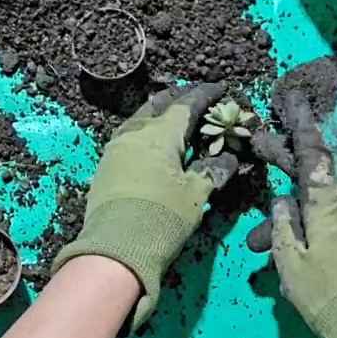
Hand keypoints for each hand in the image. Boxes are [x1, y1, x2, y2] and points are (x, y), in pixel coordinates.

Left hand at [51, 82, 236, 327]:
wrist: (115, 248)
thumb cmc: (162, 216)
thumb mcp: (196, 194)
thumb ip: (213, 170)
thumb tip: (229, 158)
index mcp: (160, 132)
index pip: (187, 103)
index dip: (206, 95)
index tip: (221, 89)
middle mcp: (135, 131)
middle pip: (160, 104)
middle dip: (181, 98)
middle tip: (199, 100)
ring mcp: (117, 146)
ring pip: (142, 117)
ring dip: (161, 113)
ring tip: (178, 119)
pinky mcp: (107, 163)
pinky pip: (132, 134)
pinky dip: (148, 130)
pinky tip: (156, 142)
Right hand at [258, 103, 336, 337]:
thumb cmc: (330, 296)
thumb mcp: (293, 263)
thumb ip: (283, 227)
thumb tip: (281, 199)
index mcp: (328, 202)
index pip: (312, 151)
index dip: (299, 122)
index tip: (290, 97)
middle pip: (310, 176)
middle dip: (282, 161)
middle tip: (258, 148)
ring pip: (316, 210)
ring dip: (288, 220)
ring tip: (255, 248)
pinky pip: (330, 231)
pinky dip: (306, 238)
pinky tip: (283, 264)